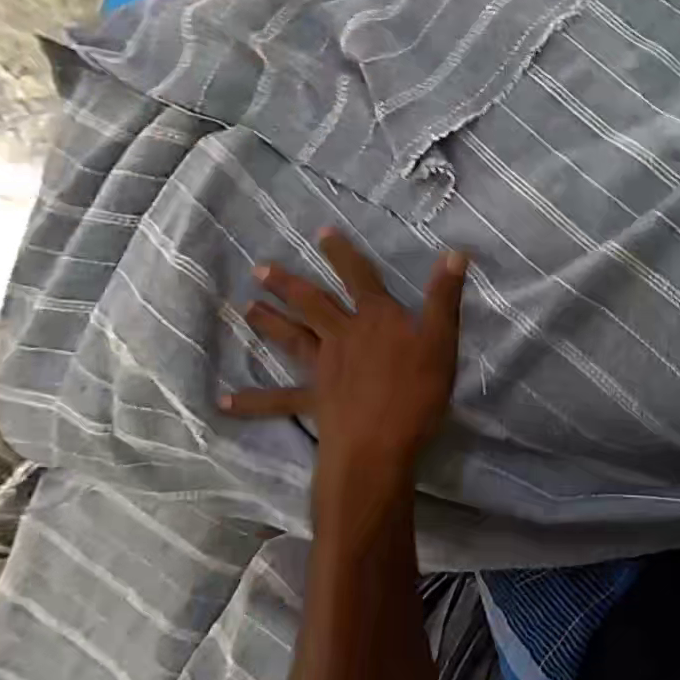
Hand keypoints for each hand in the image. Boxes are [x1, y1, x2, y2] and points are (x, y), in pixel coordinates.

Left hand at [220, 228, 468, 480]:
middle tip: (260, 269)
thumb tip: (455, 252)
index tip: (322, 232)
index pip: (359, 277)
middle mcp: (343, 336)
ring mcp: (324, 368)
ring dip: (270, 323)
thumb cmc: (416, 393)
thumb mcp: (442, 341)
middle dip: (288, 285)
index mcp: (375, 319)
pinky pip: (279, 400)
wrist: (378, 447)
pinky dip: (252, 401)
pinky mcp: (314, 401)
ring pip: (292, 339)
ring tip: (246, 308)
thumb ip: (444, 297)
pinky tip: (224, 401)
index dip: (343, 254)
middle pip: (313, 304)